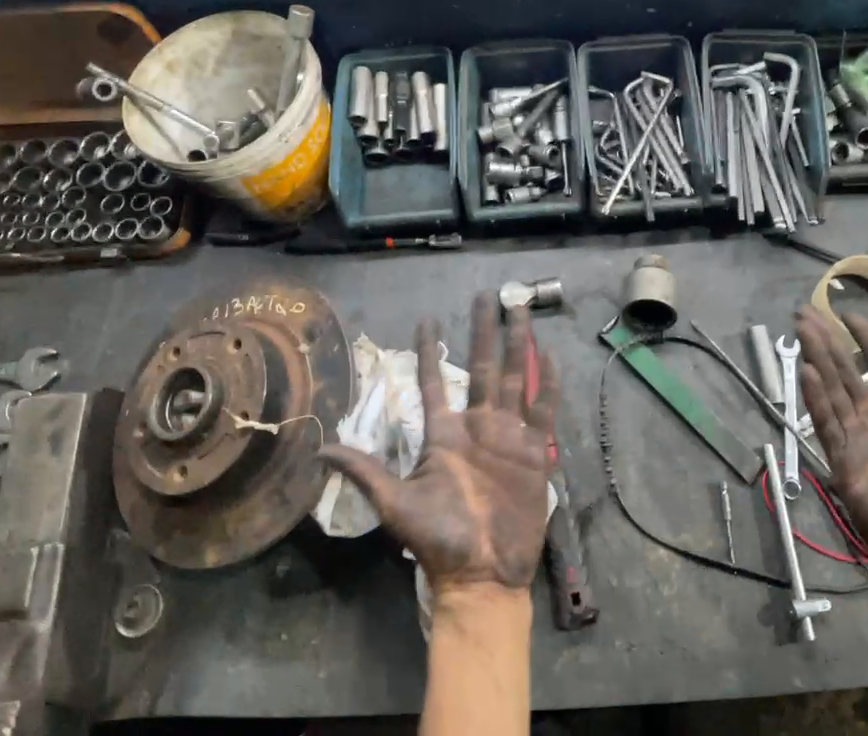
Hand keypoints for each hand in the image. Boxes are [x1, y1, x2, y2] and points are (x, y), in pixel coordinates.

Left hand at [319, 293, 559, 594]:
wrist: (482, 573)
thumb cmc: (438, 539)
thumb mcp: (395, 503)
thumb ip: (364, 470)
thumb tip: (317, 448)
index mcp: (444, 433)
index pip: (434, 381)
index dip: (429, 350)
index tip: (428, 319)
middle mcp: (477, 426)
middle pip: (482, 366)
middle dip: (485, 330)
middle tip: (489, 294)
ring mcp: (508, 435)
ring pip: (513, 376)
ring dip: (518, 343)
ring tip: (521, 308)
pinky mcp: (534, 451)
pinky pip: (543, 409)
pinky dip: (547, 384)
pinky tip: (549, 357)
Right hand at [794, 306, 867, 598]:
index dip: (865, 337)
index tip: (849, 313)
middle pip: (846, 370)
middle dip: (827, 340)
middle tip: (805, 311)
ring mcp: (859, 439)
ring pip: (832, 389)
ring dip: (816, 358)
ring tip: (802, 328)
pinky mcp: (846, 462)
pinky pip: (827, 424)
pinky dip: (816, 398)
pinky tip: (806, 372)